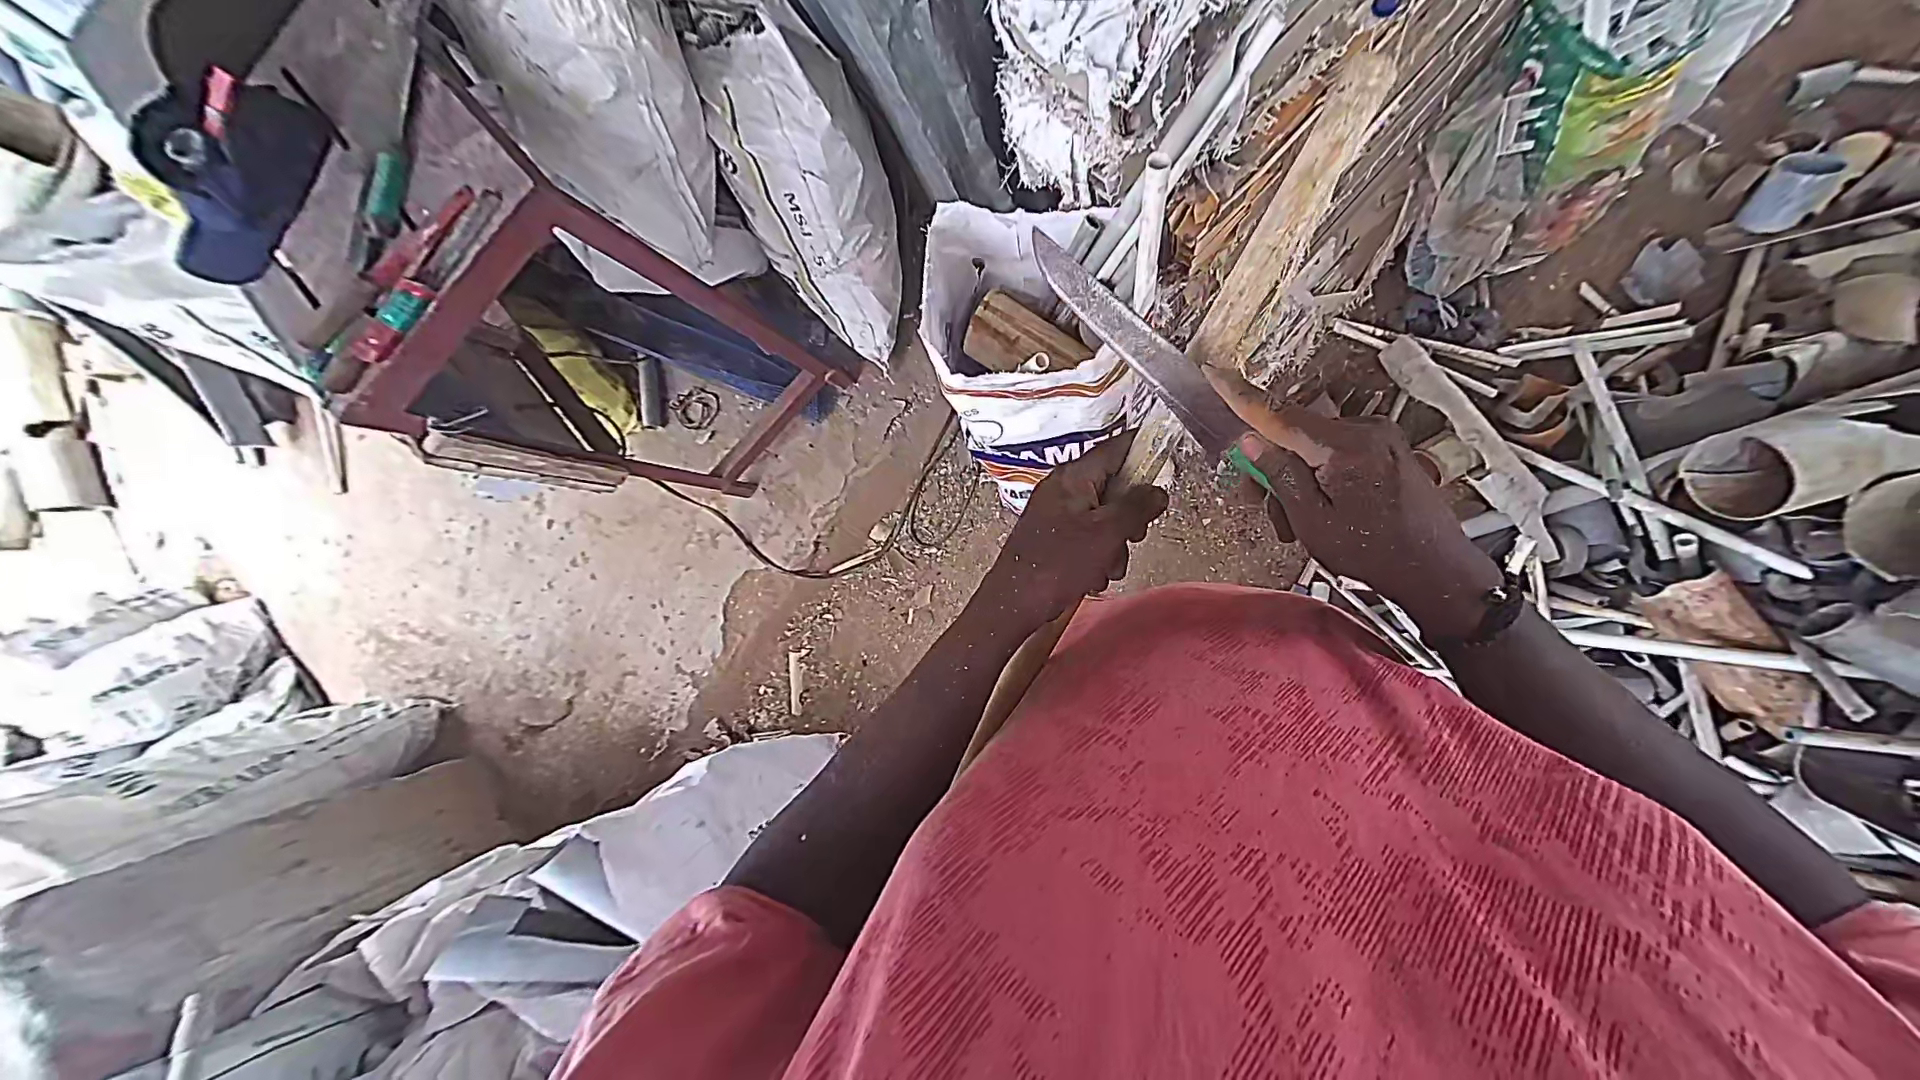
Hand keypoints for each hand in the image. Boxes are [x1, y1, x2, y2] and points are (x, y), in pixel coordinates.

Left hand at [976, 431, 1168, 631]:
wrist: (1015, 603)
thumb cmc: (1057, 564)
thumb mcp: (1108, 532)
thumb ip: (1138, 506)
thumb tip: (1157, 491)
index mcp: (1073, 476)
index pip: (1117, 448)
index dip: (1145, 452)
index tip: (1166, 465)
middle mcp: (1063, 489)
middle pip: (1114, 487)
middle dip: (1130, 517)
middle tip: (1133, 536)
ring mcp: (1056, 513)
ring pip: (1104, 519)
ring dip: (1114, 545)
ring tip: (1106, 567)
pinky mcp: (1053, 537)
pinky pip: (1088, 538)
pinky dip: (1097, 556)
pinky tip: (1092, 576)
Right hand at [1237, 409, 1500, 639]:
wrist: (1435, 570)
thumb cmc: (1377, 552)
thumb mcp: (1312, 520)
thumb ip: (1280, 475)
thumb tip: (1251, 442)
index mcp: (1346, 446)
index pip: (1278, 415)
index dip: (1241, 396)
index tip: (1216, 374)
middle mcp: (1366, 431)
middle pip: (1293, 434)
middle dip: (1271, 466)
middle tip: (1261, 501)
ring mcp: (1379, 437)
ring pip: (1311, 446)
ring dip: (1294, 477)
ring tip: (1298, 519)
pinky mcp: (1385, 448)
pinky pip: (1334, 451)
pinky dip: (1316, 475)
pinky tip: (1319, 507)